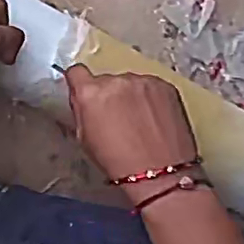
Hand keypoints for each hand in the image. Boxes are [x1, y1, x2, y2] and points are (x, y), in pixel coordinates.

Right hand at [62, 66, 198, 205]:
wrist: (159, 172)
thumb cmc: (115, 159)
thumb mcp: (83, 136)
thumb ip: (81, 109)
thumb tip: (82, 96)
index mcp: (90, 93)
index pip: (76, 71)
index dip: (79, 83)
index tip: (85, 94)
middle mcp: (116, 80)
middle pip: (105, 80)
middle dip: (107, 94)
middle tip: (115, 117)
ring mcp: (143, 81)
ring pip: (128, 83)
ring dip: (129, 95)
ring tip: (138, 120)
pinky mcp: (167, 86)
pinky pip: (149, 86)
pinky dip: (149, 98)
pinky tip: (153, 118)